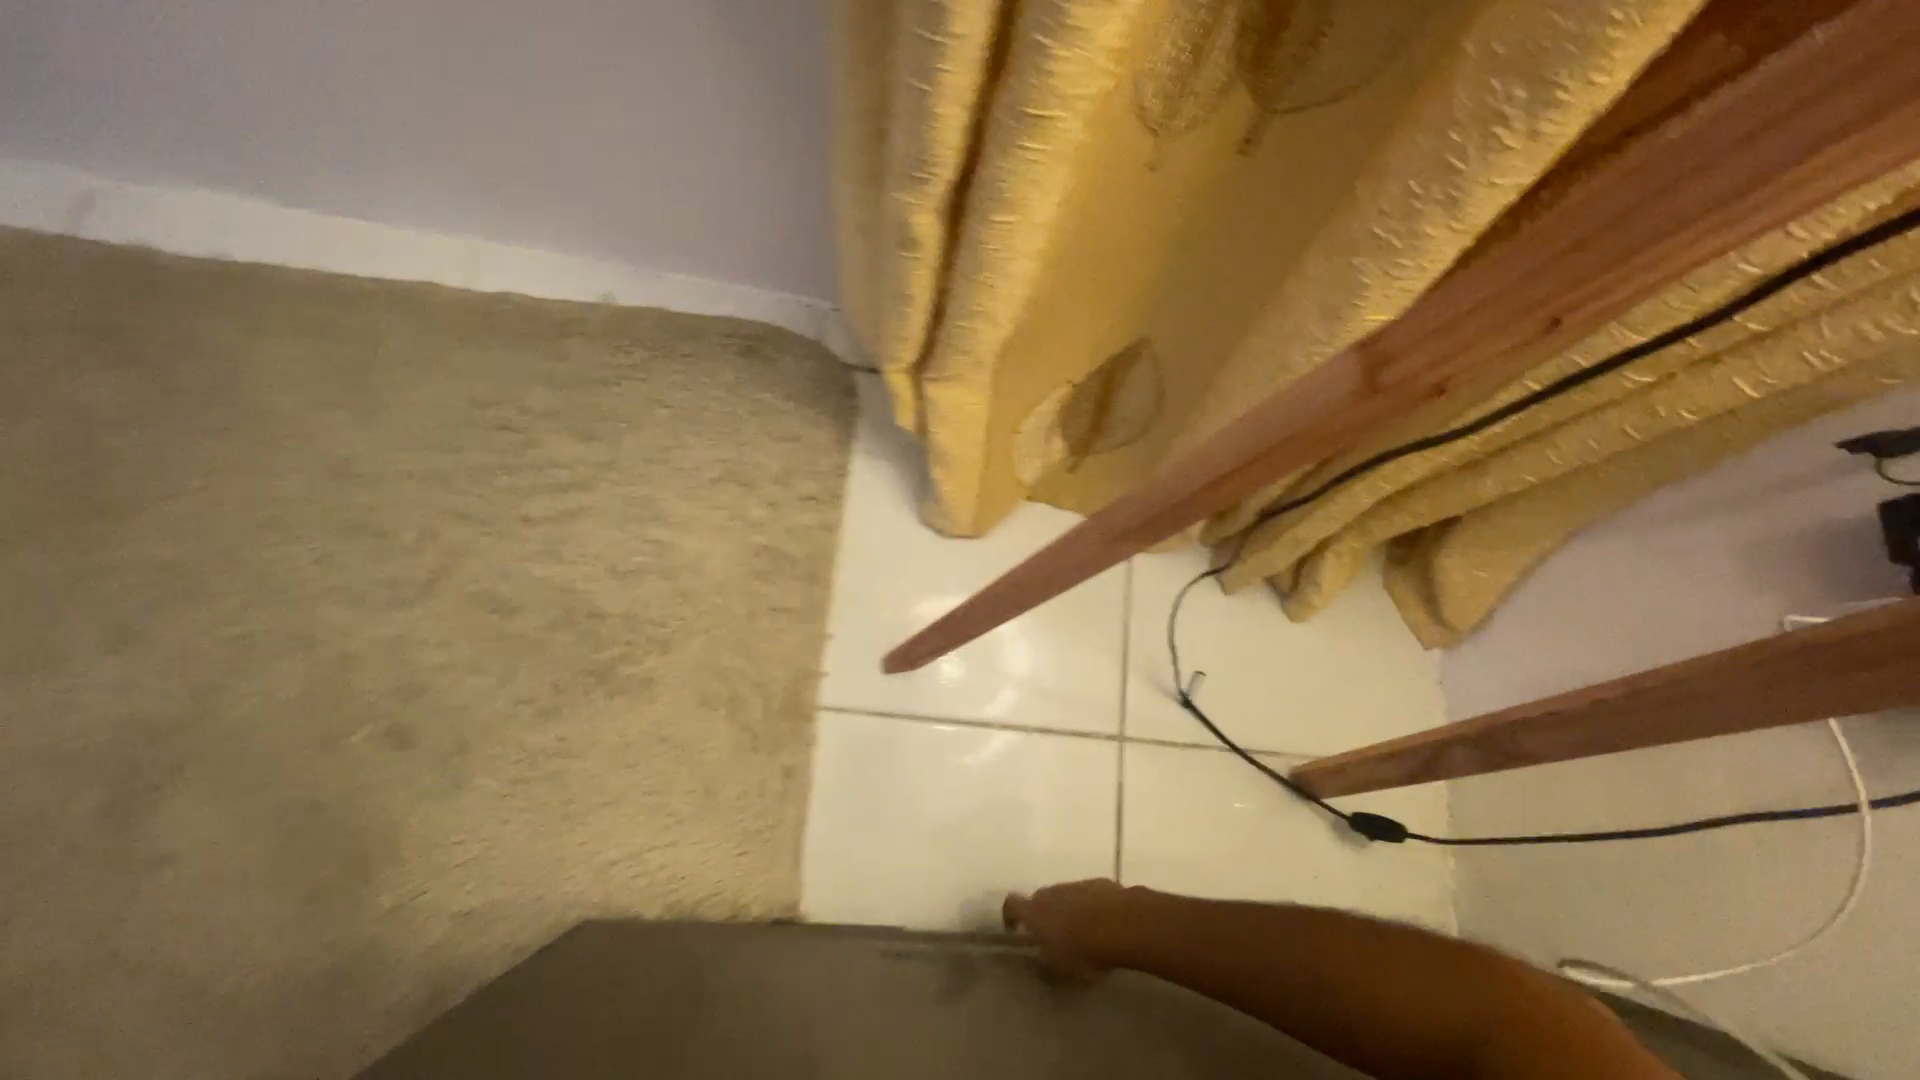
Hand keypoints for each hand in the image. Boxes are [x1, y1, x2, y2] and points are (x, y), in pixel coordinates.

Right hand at [1002, 878, 1149, 981]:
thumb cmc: (1083, 951)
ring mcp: (1076, 885)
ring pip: (1064, 896)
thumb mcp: (1060, 972)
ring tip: (1083, 932)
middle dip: (1043, 915)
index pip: (1011, 904)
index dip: (1009, 915)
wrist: (1122, 924)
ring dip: (1068, 910)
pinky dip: (1090, 906)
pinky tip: (1103, 923)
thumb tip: (1038, 966)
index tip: (1015, 930)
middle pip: (1039, 899)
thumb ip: (1044, 969)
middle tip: (1054, 937)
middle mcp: (1051, 893)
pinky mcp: (1099, 883)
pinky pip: (1087, 894)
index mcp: (1035, 913)